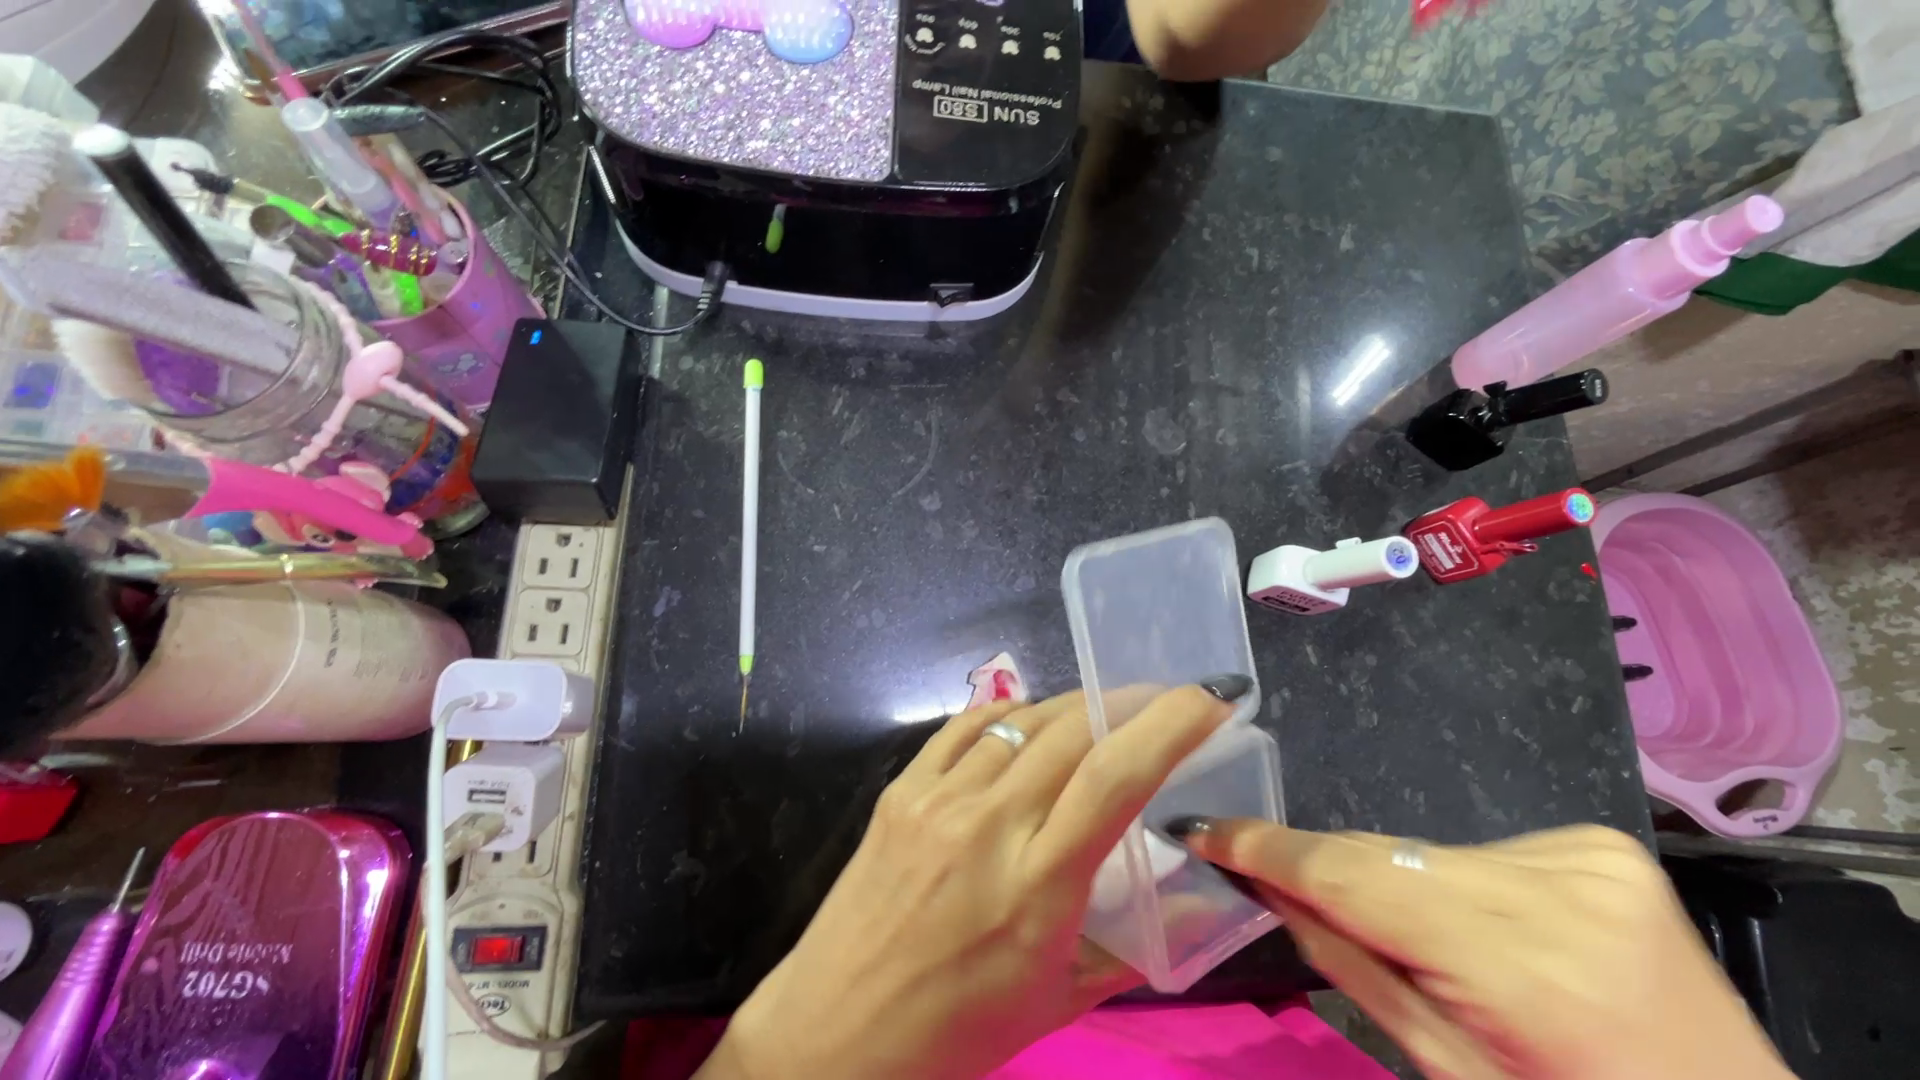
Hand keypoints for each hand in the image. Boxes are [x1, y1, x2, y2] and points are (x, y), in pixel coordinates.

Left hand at [698, 678, 1251, 1079]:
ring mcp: (939, 799)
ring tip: (1108, 710)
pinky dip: (1010, 714)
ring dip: (1077, 705)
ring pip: (1023, 720)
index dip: (1172, 722)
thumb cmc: (958, 1029)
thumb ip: (1137, 945)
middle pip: (1075, 730)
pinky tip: (1031, 722)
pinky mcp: (901, 791)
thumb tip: (1205, 901)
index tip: (1212, 697)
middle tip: (1167, 700)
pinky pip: (965, 727)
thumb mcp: (1061, 999)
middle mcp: (990, 824)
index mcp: (1039, 883)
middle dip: (1134, 700)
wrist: (836, 1030)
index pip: (1117, 776)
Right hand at [1174, 821, 1792, 1079]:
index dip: (1269, 849)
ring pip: (1423, 850)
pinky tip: (1479, 928)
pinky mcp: (1600, 844)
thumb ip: (1353, 967)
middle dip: (1318, 866)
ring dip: (1386, 879)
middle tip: (1257, 870)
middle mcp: (1558, 885)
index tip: (1201, 828)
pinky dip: (1449, 880)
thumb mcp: (1452, 1071)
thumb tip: (1269, 887)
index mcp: (1525, 966)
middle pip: (1384, 855)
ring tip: (1400, 933)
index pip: (1354, 877)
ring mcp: (1586, 854)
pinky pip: (1477, 850)